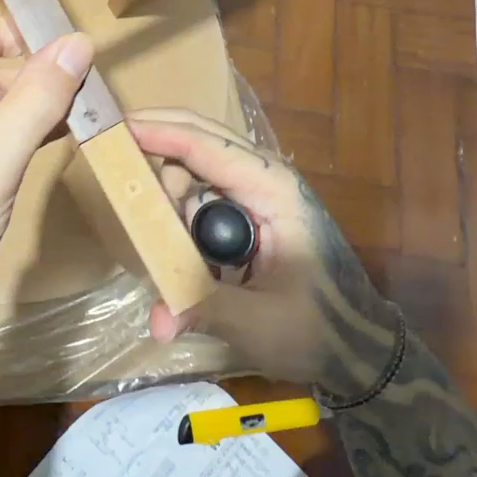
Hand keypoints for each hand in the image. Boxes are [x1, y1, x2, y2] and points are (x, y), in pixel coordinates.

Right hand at [129, 109, 388, 384]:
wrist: (360, 348)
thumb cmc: (319, 328)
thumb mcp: (261, 322)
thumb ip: (204, 310)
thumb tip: (156, 322)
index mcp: (272, 189)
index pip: (207, 146)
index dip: (160, 133)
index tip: (117, 127)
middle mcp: (263, 177)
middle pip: (198, 139)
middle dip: (155, 146)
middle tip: (115, 164)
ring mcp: (256, 192)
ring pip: (195, 166)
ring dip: (167, 189)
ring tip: (153, 230)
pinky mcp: (248, 210)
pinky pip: (201, 192)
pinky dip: (178, 206)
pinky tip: (169, 238)